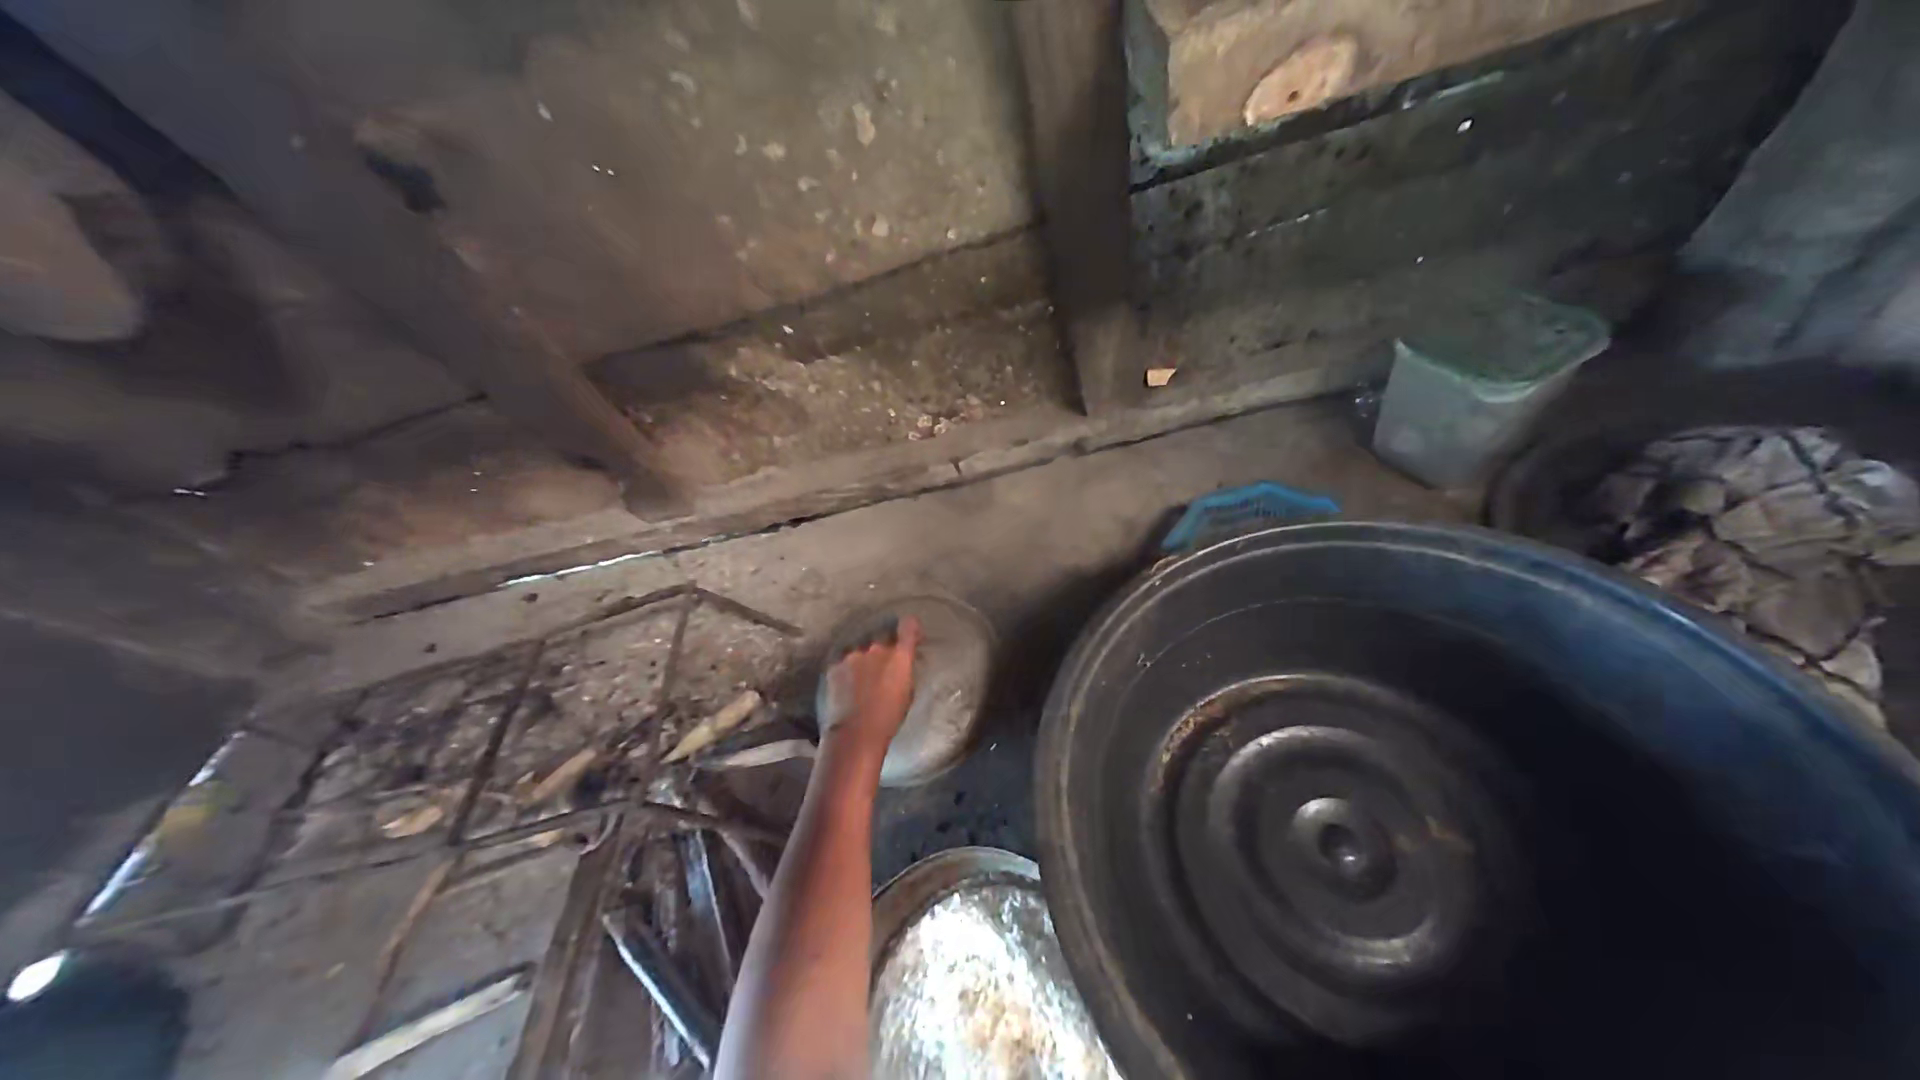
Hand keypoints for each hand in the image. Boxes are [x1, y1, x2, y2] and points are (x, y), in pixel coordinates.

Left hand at [819, 615, 921, 754]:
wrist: (856, 732)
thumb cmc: (889, 717)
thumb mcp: (907, 692)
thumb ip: (905, 670)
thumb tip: (902, 663)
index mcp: (899, 655)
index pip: (908, 625)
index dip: (910, 627)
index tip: (910, 635)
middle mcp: (876, 648)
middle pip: (883, 637)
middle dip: (885, 646)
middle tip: (883, 665)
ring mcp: (853, 655)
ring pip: (862, 649)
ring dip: (864, 658)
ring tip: (862, 677)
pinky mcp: (835, 665)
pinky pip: (845, 661)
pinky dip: (848, 669)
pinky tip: (847, 685)